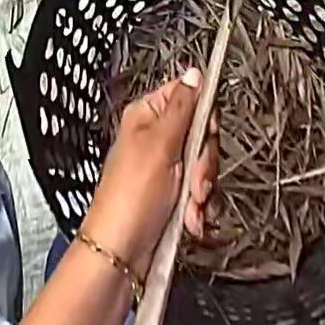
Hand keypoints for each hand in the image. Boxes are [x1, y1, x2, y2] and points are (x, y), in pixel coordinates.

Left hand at [80, 70, 217, 278]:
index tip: (204, 135)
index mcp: (148, 114)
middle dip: (204, 160)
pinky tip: (189, 220)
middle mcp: (156, 135)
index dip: (203, 115)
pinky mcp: (171, 191)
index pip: (188, 95)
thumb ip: (182, 108)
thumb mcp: (161, 144)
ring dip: (202, 188)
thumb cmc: (131, 195)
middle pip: (201, 132)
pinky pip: (198, 190)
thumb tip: (195, 73)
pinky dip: (197, 207)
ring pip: (202, 163)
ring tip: (190, 204)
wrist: (120, 252)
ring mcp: (164, 164)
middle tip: (193, 178)